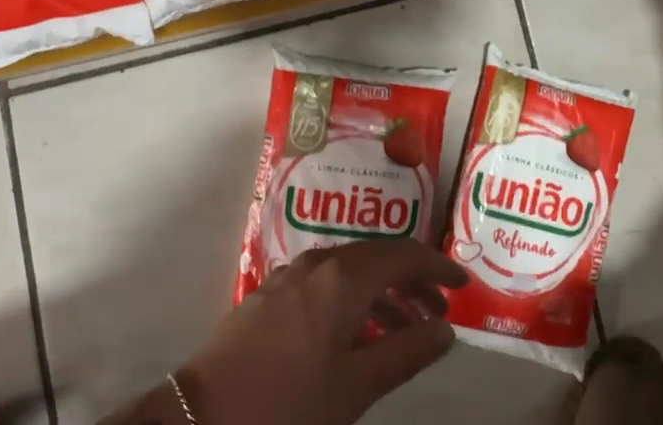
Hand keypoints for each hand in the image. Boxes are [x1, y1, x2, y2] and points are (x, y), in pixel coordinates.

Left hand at [174, 240, 468, 424]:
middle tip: (438, 313)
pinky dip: (350, 302)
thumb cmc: (287, 403)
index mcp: (343, 278)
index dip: (437, 265)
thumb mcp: (356, 386)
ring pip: (348, 272)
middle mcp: (317, 265)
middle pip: (376, 258)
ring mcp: (288, 279)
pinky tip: (354, 337)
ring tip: (403, 331)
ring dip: (381, 295)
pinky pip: (322, 286)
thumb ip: (406, 353)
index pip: (404, 254)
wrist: (200, 418)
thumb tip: (445, 330)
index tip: (463, 284)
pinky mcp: (267, 298)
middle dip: (412, 281)